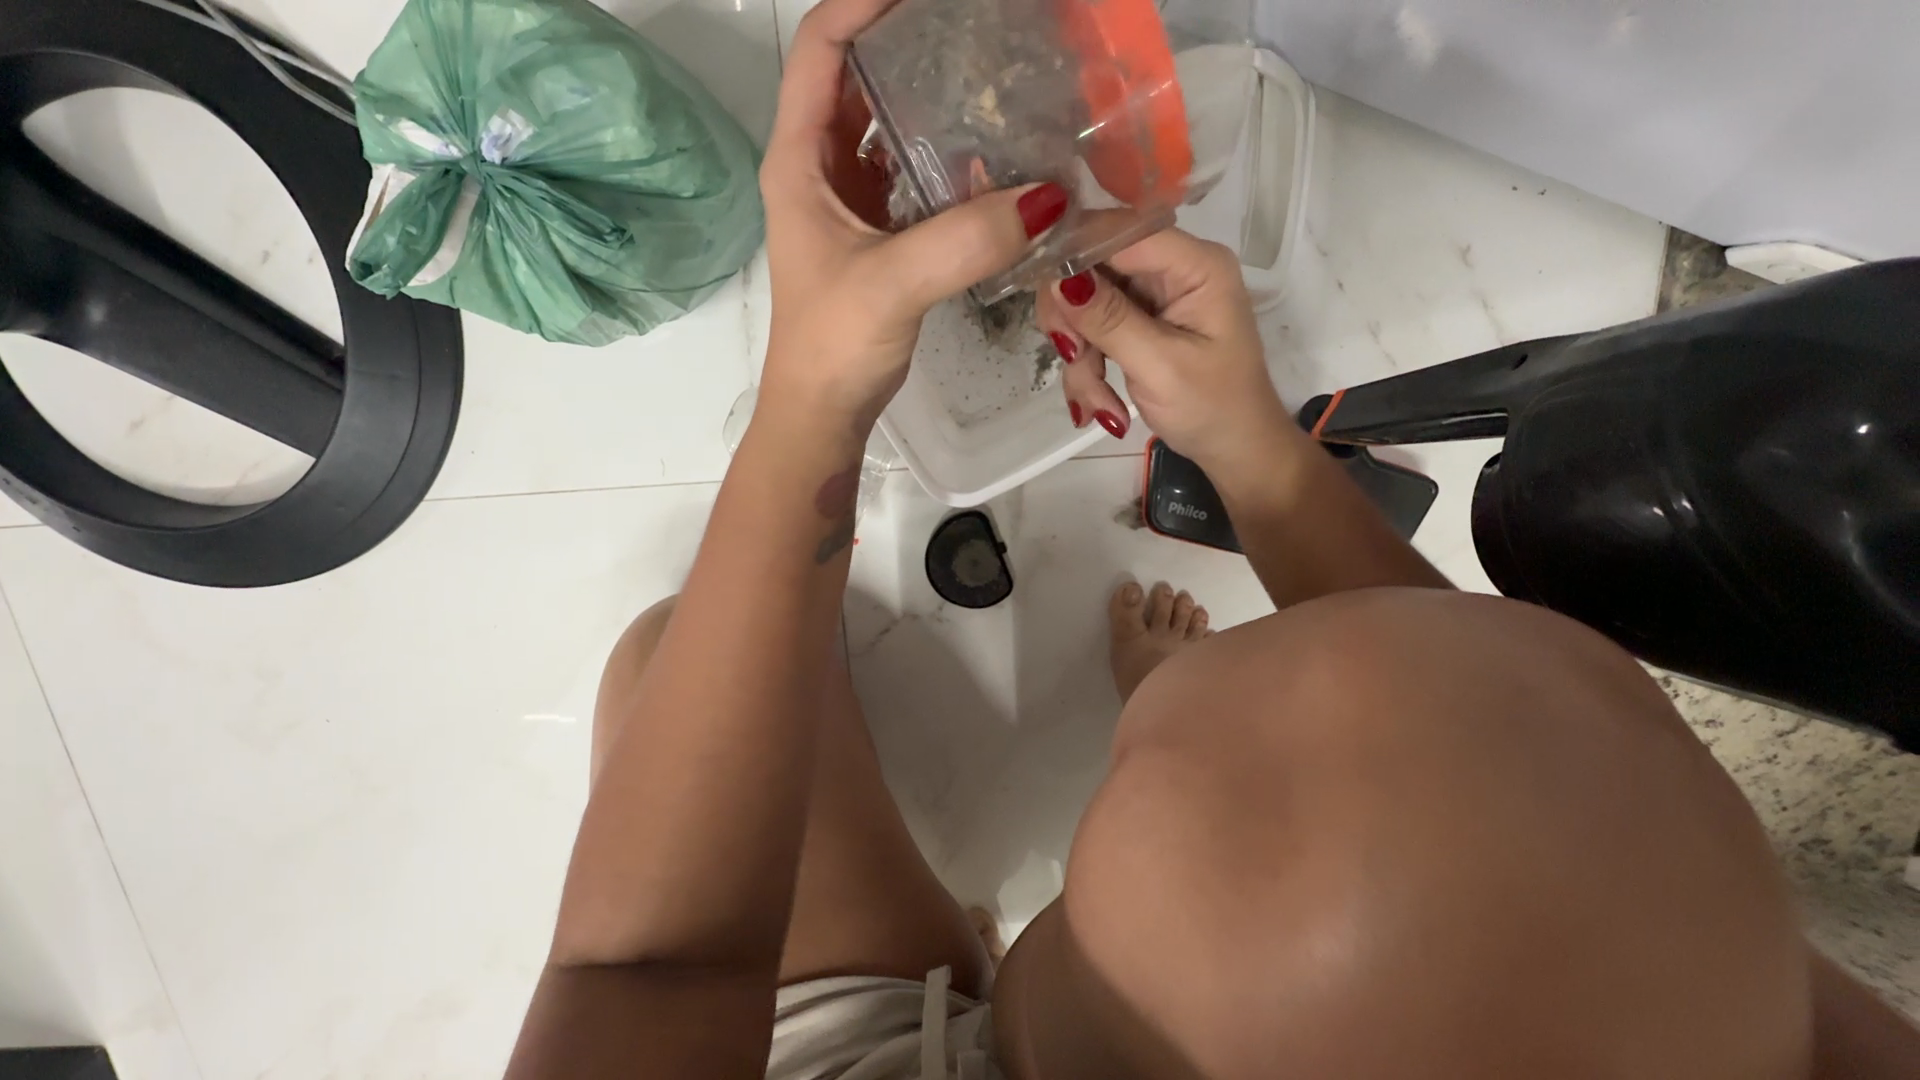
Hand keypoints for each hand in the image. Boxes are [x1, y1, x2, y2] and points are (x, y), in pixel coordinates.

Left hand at [757, 0, 1069, 429]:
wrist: (822, 412)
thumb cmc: (832, 345)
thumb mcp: (892, 285)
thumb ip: (965, 241)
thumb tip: (1050, 197)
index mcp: (799, 161)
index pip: (822, 49)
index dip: (863, 4)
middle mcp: (819, 170)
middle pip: (857, 79)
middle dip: (909, 45)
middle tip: (976, 33)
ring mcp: (850, 203)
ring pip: (888, 129)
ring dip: (932, 102)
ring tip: (992, 78)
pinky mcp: (877, 236)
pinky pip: (912, 178)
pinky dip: (947, 161)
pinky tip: (991, 160)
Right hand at [1037, 228, 1290, 468]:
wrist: (1235, 449)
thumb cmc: (1214, 408)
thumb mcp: (1160, 367)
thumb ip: (1109, 320)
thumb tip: (1057, 279)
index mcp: (1193, 264)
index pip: (1119, 232)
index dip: (1074, 253)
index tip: (1043, 295)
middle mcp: (1171, 268)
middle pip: (1093, 267)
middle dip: (1074, 320)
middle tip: (1073, 360)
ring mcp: (1152, 296)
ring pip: (1084, 304)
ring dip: (1081, 358)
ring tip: (1098, 404)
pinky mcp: (1137, 321)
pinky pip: (1092, 331)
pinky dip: (1088, 369)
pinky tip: (1101, 405)